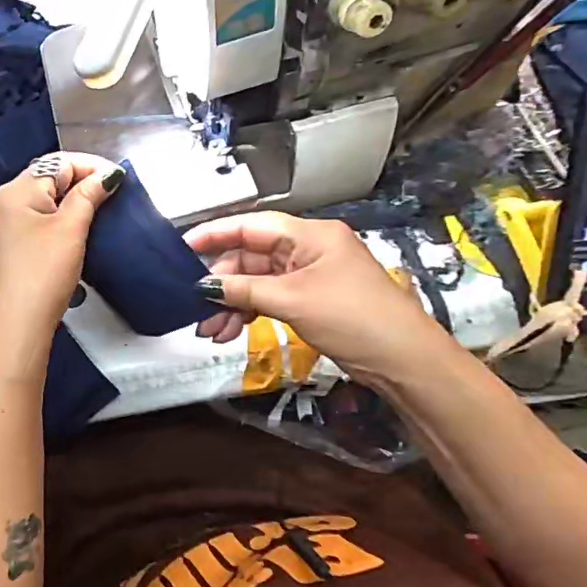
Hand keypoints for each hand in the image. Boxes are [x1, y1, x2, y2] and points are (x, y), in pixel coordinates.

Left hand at [0, 153, 124, 341]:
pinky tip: (79, 226)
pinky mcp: (11, 242)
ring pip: (45, 197)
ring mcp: (5, 223)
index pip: (57, 163)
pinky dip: (61, 215)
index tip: (121, 179)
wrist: (18, 322)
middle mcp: (4, 201)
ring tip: (102, 208)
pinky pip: (39, 216)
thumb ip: (88, 195)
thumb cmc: (45, 272)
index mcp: (15, 191)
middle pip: (49, 176)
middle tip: (114, 193)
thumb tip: (107, 174)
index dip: (91, 166)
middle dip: (82, 180)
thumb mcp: (70, 229)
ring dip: (73, 198)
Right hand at [183, 212, 457, 387]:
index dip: (213, 235)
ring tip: (211, 331)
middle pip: (249, 257)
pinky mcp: (309, 299)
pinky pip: (267, 298)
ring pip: (255, 282)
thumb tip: (202, 287)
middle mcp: (307, 249)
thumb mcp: (291, 300)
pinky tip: (229, 331)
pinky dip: (248, 313)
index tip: (181, 249)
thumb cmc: (354, 318)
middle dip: (221, 284)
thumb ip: (243, 290)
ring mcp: (308, 275)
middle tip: (197, 310)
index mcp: (309, 235)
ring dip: (231, 305)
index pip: (250, 226)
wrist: (405, 361)